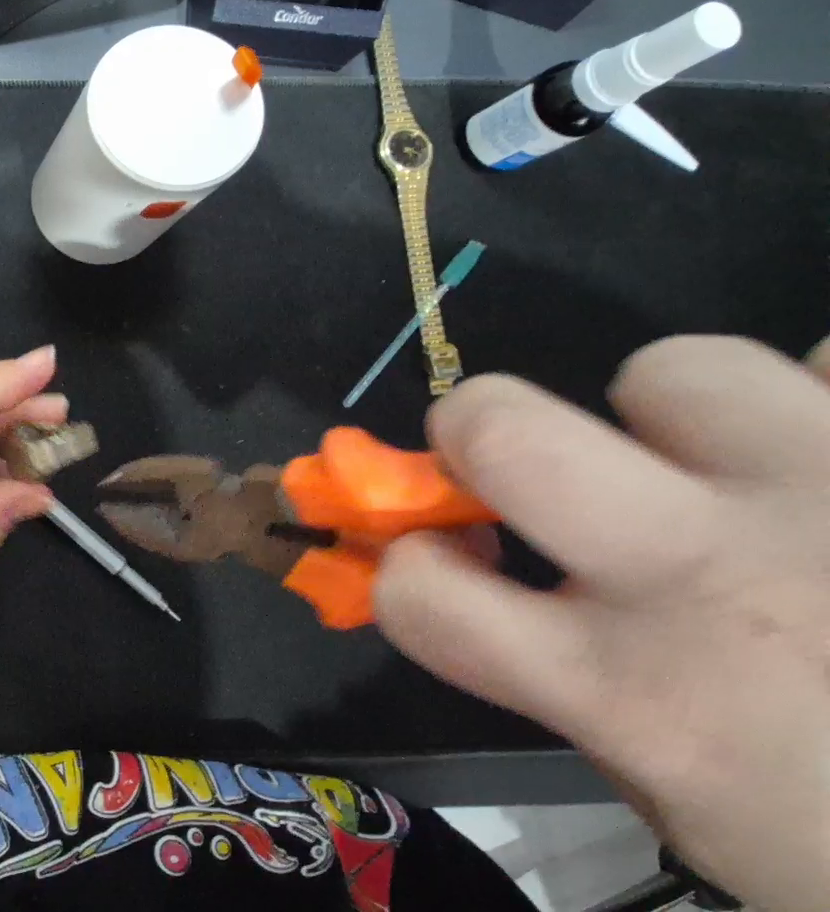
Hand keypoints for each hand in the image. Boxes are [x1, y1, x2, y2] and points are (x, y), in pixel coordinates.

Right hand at [375, 336, 829, 911]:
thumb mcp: (698, 800)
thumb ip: (578, 679)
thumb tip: (500, 572)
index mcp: (642, 697)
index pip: (419, 593)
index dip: (410, 571)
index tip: (454, 570)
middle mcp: (718, 580)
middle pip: (502, 427)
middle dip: (480, 431)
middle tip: (528, 468)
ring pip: (675, 368)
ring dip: (680, 416)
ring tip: (758, 476)